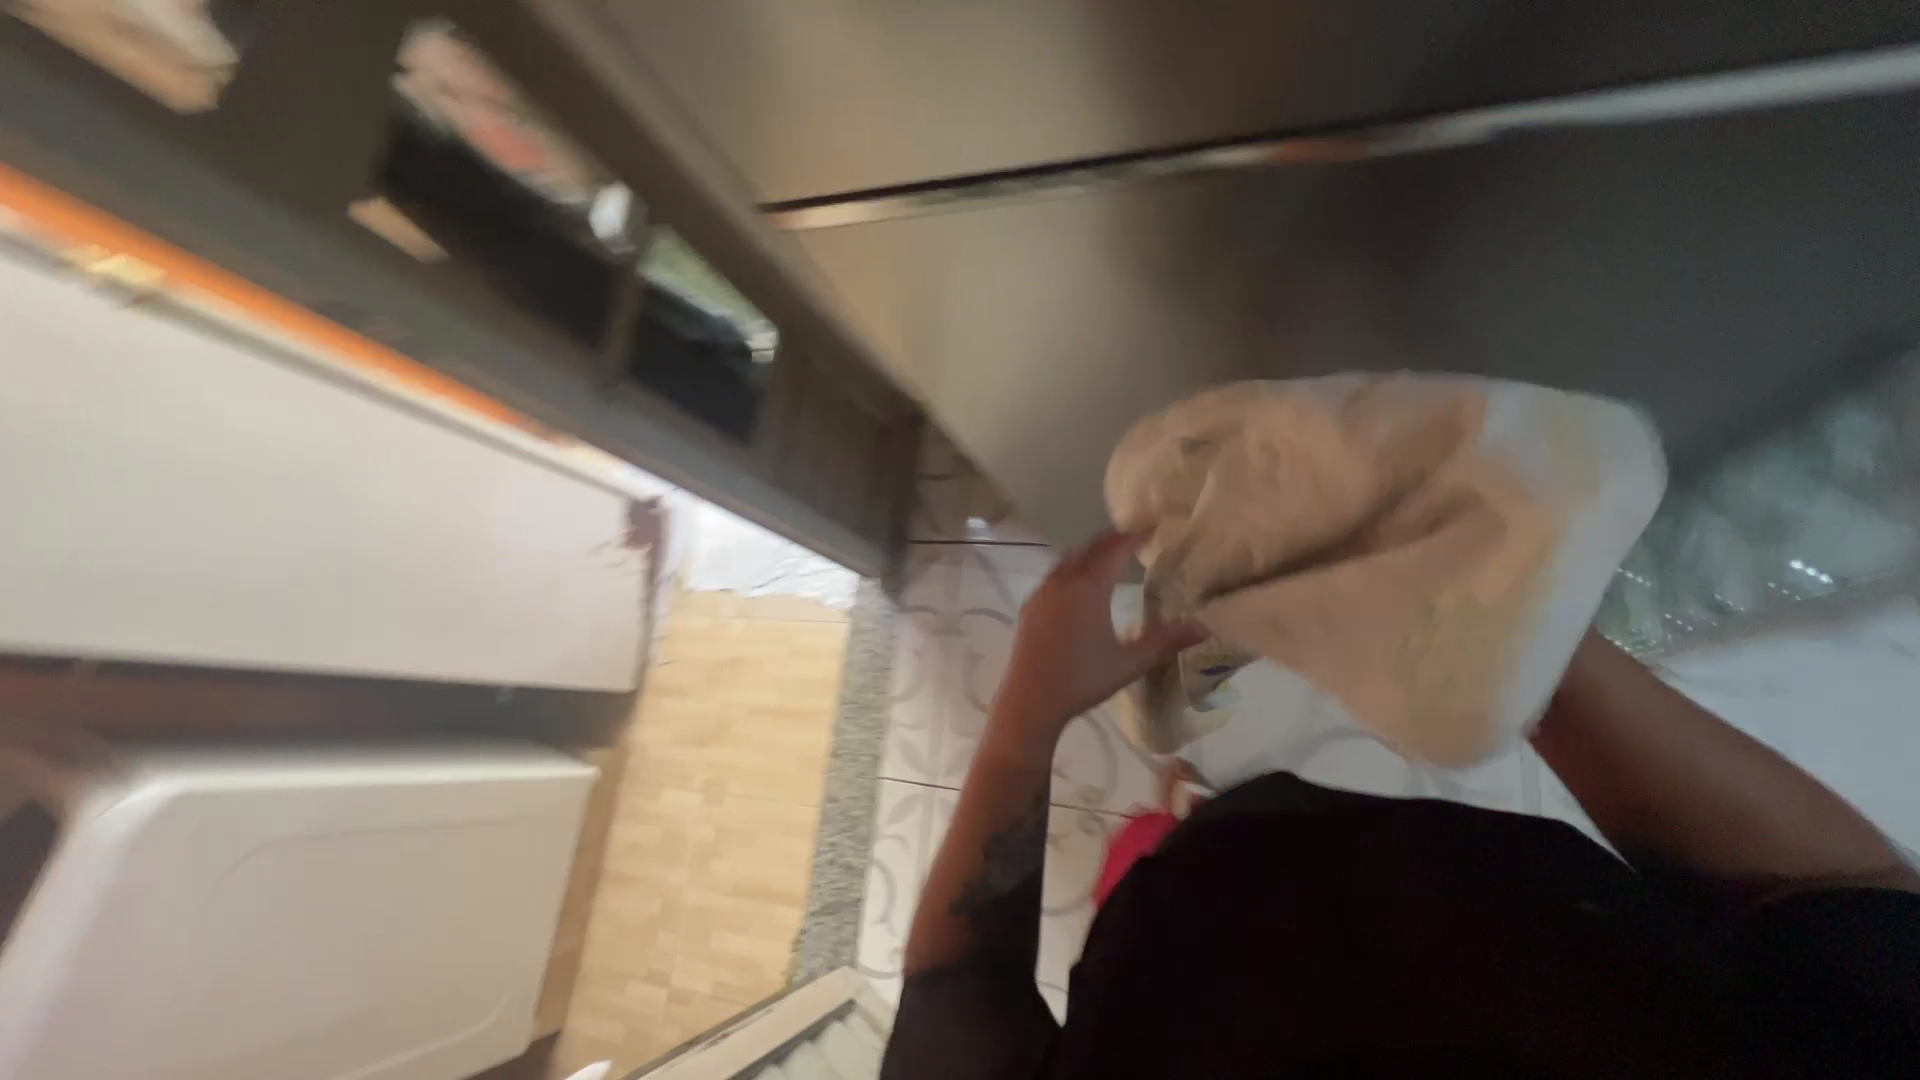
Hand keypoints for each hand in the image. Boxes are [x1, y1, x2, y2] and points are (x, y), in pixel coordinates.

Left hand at [992, 531, 1207, 740]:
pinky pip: (1052, 576)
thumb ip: (1166, 642)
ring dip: (1088, 552)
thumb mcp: (1129, 663)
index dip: (1133, 536)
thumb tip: (1204, 629)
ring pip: (1067, 560)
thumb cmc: (1082, 680)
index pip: (1114, 551)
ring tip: (1106, 556)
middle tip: (1131, 536)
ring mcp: (1041, 594)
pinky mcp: (1029, 608)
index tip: (1150, 527)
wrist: (1030, 700)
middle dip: (1110, 539)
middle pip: (1088, 548)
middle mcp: (1063, 583)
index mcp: (1089, 589)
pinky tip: (1076, 585)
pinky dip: (1070, 568)